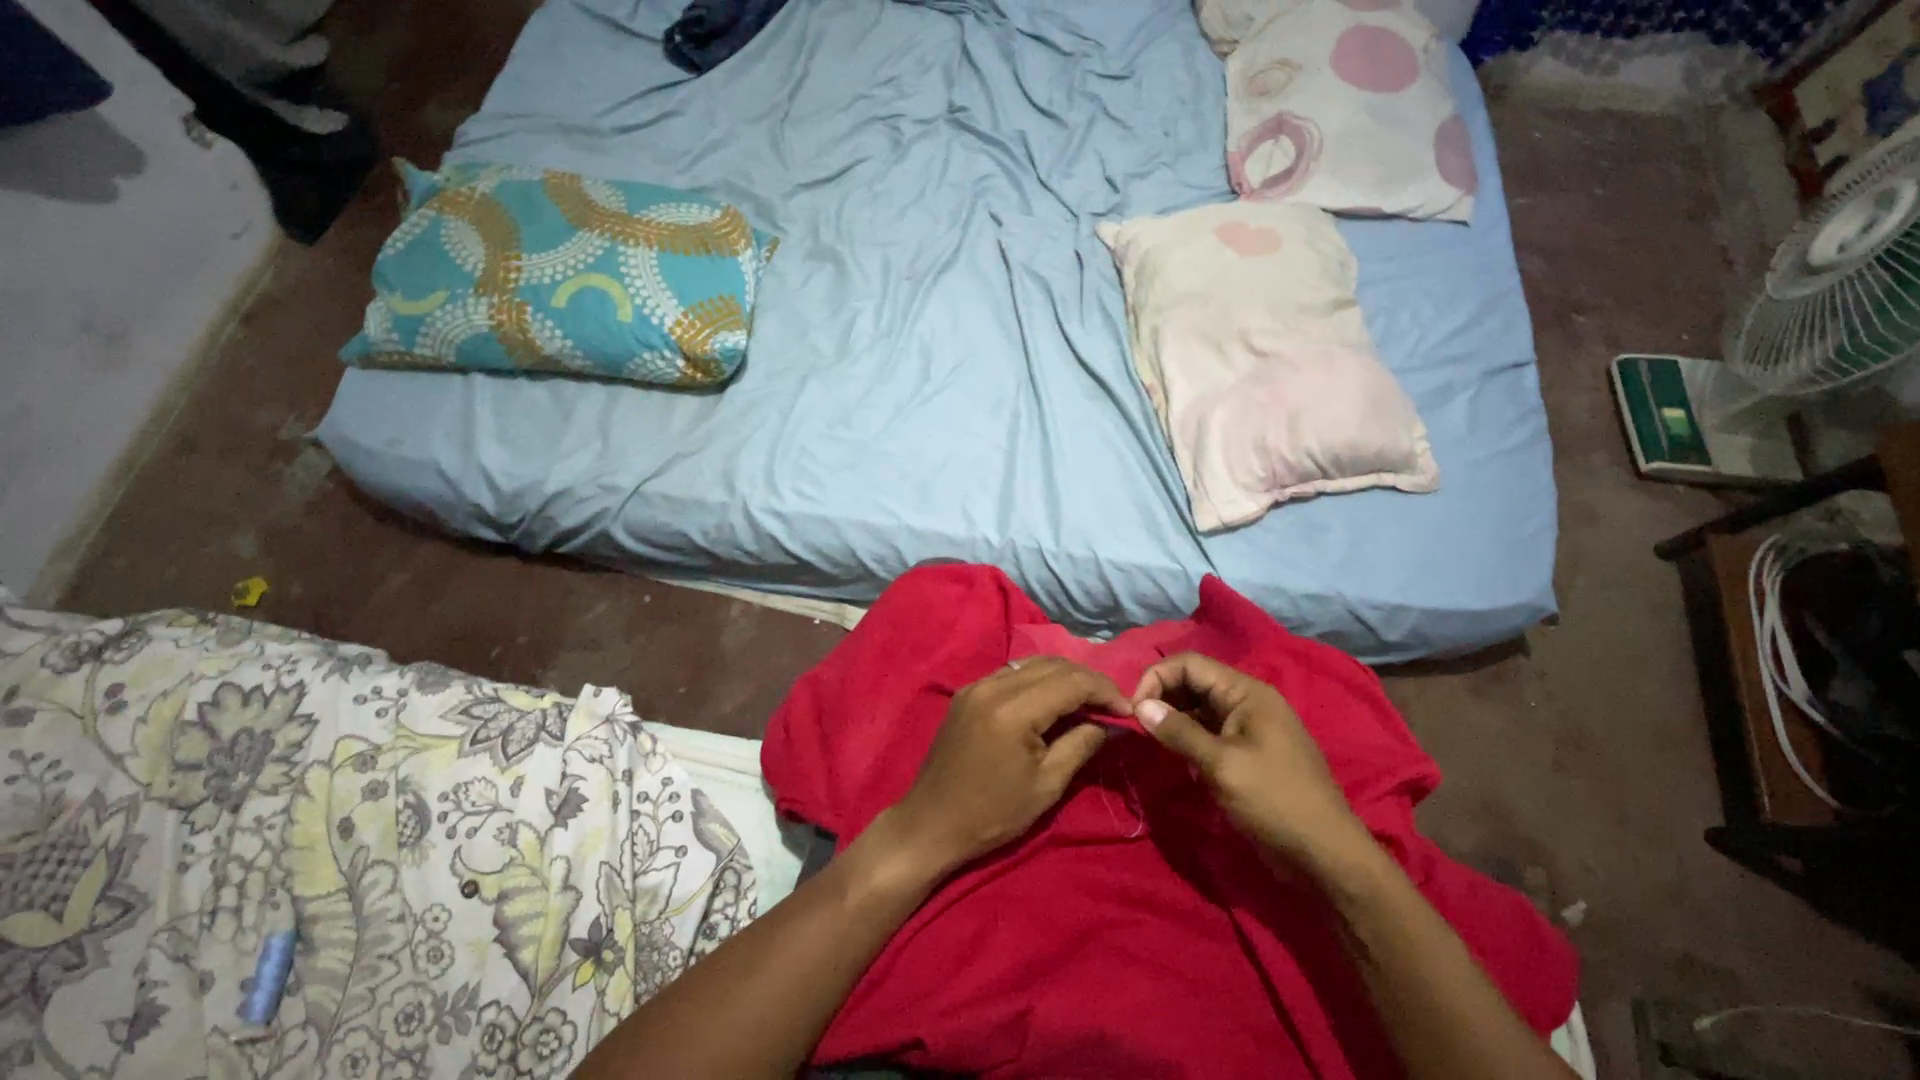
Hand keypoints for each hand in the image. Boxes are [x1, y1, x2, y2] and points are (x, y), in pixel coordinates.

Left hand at [887, 657, 1125, 872]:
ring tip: (1087, 703)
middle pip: (1053, 665)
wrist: (931, 824)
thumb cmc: (993, 814)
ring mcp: (975, 686)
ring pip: (1032, 663)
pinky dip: (1038, 680)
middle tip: (1111, 705)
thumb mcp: (1047, 785)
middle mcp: (992, 686)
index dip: (1105, 691)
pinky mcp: (966, 694)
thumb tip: (1109, 723)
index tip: (1127, 710)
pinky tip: (1052, 702)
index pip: (1071, 681)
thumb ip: (1081, 744)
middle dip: (1088, 681)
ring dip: (1064, 677)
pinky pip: (1011, 673)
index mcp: (1013, 710)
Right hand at [1133, 652, 1371, 870]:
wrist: (1324, 855)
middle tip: (1138, 730)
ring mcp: (1250, 730)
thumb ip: (1179, 732)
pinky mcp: (1248, 755)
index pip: (1190, 664)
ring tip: (1154, 745)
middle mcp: (1249, 703)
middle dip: (1162, 699)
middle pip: (1194, 683)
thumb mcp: (1221, 765)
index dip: (1156, 678)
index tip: (1133, 711)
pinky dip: (1189, 742)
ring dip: (1173, 722)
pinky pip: (1210, 735)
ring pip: (1199, 710)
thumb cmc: (1274, 801)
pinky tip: (1178, 762)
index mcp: (1248, 693)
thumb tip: (1140, 706)